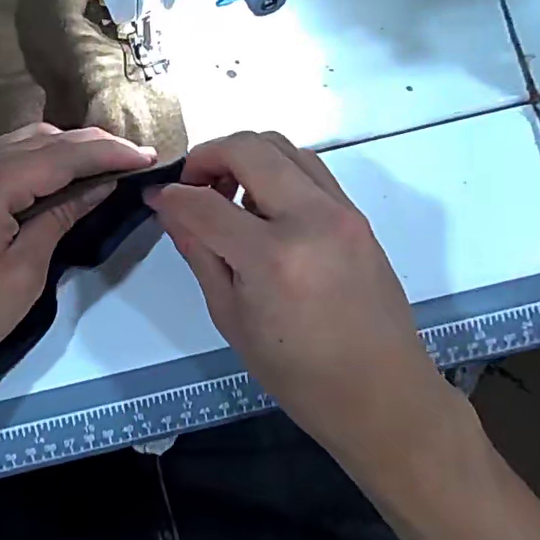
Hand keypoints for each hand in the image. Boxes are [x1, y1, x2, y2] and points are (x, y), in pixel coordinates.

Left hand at [0, 123, 155, 388]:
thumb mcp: (22, 274)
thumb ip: (60, 219)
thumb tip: (98, 187)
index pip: (64, 156)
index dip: (110, 153)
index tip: (147, 155)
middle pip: (42, 140)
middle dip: (90, 145)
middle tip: (132, 156)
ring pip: (19, 143)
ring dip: (62, 149)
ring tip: (102, 163)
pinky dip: (33, 160)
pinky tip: (54, 175)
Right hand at [145, 131, 452, 465]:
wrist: (382, 393)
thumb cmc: (298, 374)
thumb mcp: (231, 318)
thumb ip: (200, 253)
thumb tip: (172, 210)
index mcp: (273, 258)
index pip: (205, 204)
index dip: (172, 197)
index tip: (157, 198)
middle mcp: (311, 219)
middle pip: (248, 148)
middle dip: (208, 155)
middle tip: (192, 184)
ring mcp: (341, 211)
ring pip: (282, 146)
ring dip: (245, 157)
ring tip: (228, 194)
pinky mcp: (357, 213)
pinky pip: (309, 167)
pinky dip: (276, 169)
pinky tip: (263, 205)